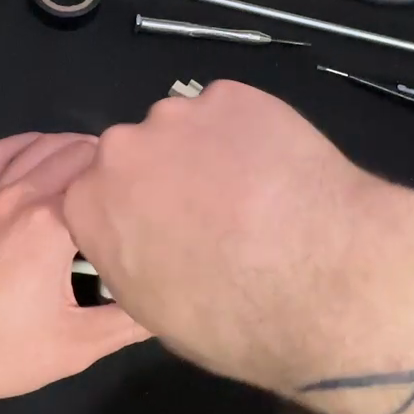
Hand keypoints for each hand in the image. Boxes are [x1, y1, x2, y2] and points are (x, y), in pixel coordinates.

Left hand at [0, 133, 149, 413]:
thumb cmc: (5, 353)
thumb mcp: (80, 345)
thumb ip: (131, 320)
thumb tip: (170, 303)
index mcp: (50, 224)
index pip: (103, 178)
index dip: (131, 182)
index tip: (150, 196)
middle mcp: (20, 197)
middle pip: (75, 152)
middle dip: (108, 161)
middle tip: (132, 184)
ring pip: (39, 145)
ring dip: (72, 146)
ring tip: (98, 166)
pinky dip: (26, 143)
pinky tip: (43, 150)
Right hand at [62, 82, 413, 391]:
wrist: (323, 280)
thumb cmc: (233, 318)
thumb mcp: (157, 312)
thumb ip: (132, 259)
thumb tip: (149, 241)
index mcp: (91, 204)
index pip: (96, 196)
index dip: (133, 214)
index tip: (164, 230)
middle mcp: (123, 148)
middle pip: (137, 154)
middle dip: (166, 177)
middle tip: (212, 211)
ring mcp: (179, 115)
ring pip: (185, 129)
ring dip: (207, 152)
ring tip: (254, 191)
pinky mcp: (233, 95)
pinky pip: (231, 112)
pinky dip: (248, 133)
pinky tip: (278, 169)